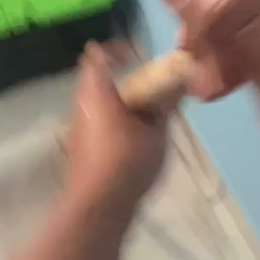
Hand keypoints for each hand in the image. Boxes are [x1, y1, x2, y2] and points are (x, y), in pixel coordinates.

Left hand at [61, 43, 168, 222]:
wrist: (98, 209)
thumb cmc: (128, 162)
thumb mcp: (157, 132)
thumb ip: (167, 104)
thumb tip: (182, 80)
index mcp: (97, 95)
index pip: (96, 57)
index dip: (112, 50)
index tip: (133, 55)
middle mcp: (81, 108)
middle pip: (96, 82)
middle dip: (122, 83)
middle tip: (148, 91)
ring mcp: (76, 131)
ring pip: (96, 107)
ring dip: (118, 106)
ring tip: (146, 119)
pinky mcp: (79, 152)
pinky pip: (96, 126)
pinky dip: (113, 125)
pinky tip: (134, 143)